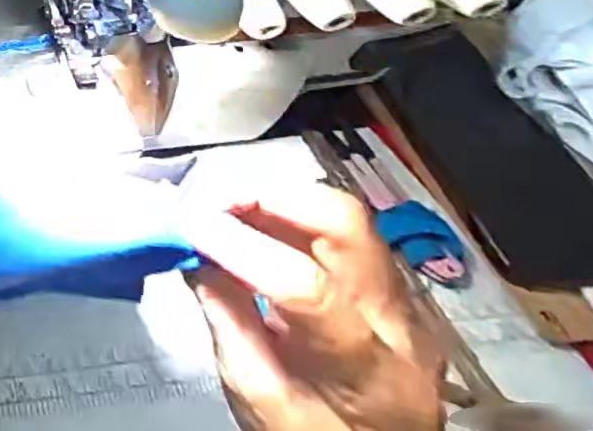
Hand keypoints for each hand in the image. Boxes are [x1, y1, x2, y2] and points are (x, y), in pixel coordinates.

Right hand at [185, 182, 445, 430]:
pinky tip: (251, 220)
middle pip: (344, 225)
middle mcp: (399, 324)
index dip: (239, 246)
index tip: (190, 227)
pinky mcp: (389, 284)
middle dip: (268, 197)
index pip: (306, 288)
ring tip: (224, 205)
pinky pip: (338, 226)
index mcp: (368, 372)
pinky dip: (286, 210)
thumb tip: (193, 249)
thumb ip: (225, 317)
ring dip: (273, 197)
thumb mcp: (256, 396)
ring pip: (342, 214)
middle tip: (213, 200)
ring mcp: (402, 299)